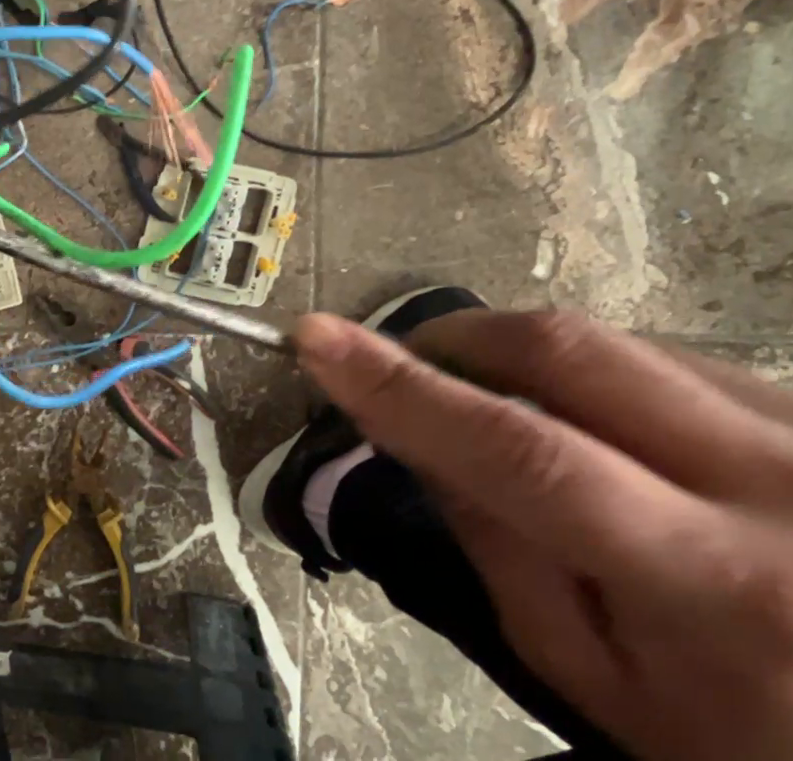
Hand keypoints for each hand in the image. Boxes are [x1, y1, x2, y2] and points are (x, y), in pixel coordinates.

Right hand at [295, 309, 792, 760]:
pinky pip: (677, 356)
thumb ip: (496, 549)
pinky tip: (601, 427)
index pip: (519, 452)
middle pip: (571, 354)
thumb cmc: (730, 727)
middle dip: (458, 339)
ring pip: (623, 343)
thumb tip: (412, 436)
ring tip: (514, 417)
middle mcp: (783, 487)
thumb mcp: (589, 671)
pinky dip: (600, 375)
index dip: (402, 388)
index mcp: (715, 582)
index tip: (314, 337)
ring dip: (529, 362)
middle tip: (407, 363)